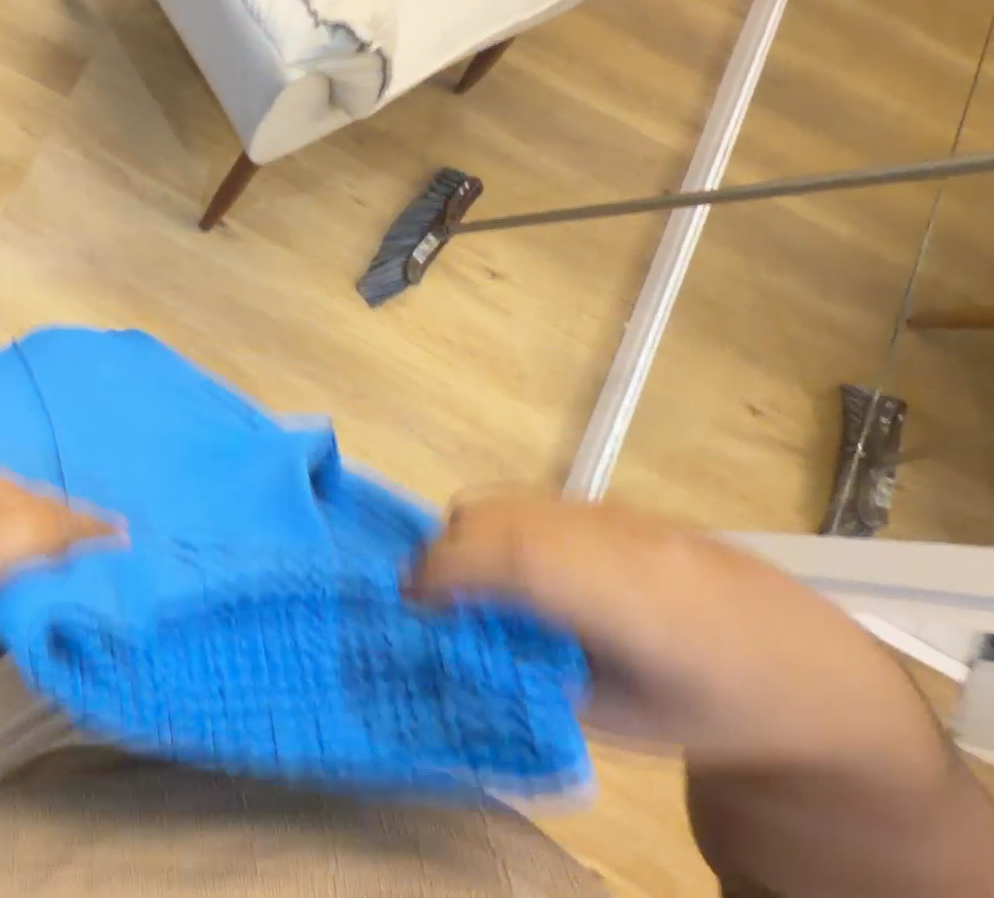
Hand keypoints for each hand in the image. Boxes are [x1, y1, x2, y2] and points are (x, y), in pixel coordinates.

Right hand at [412, 495, 939, 770]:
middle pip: (486, 516)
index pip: (504, 556)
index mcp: (618, 596)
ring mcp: (610, 513)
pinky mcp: (611, 506)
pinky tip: (523, 574)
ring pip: (499, 502)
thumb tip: (450, 646)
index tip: (412, 609)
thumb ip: (528, 675)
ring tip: (479, 590)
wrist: (810, 670)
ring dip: (468, 540)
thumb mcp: (615, 720)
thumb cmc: (714, 710)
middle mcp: (607, 537)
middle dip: (443, 557)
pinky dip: (498, 531)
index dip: (440, 574)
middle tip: (439, 608)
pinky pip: (525, 504)